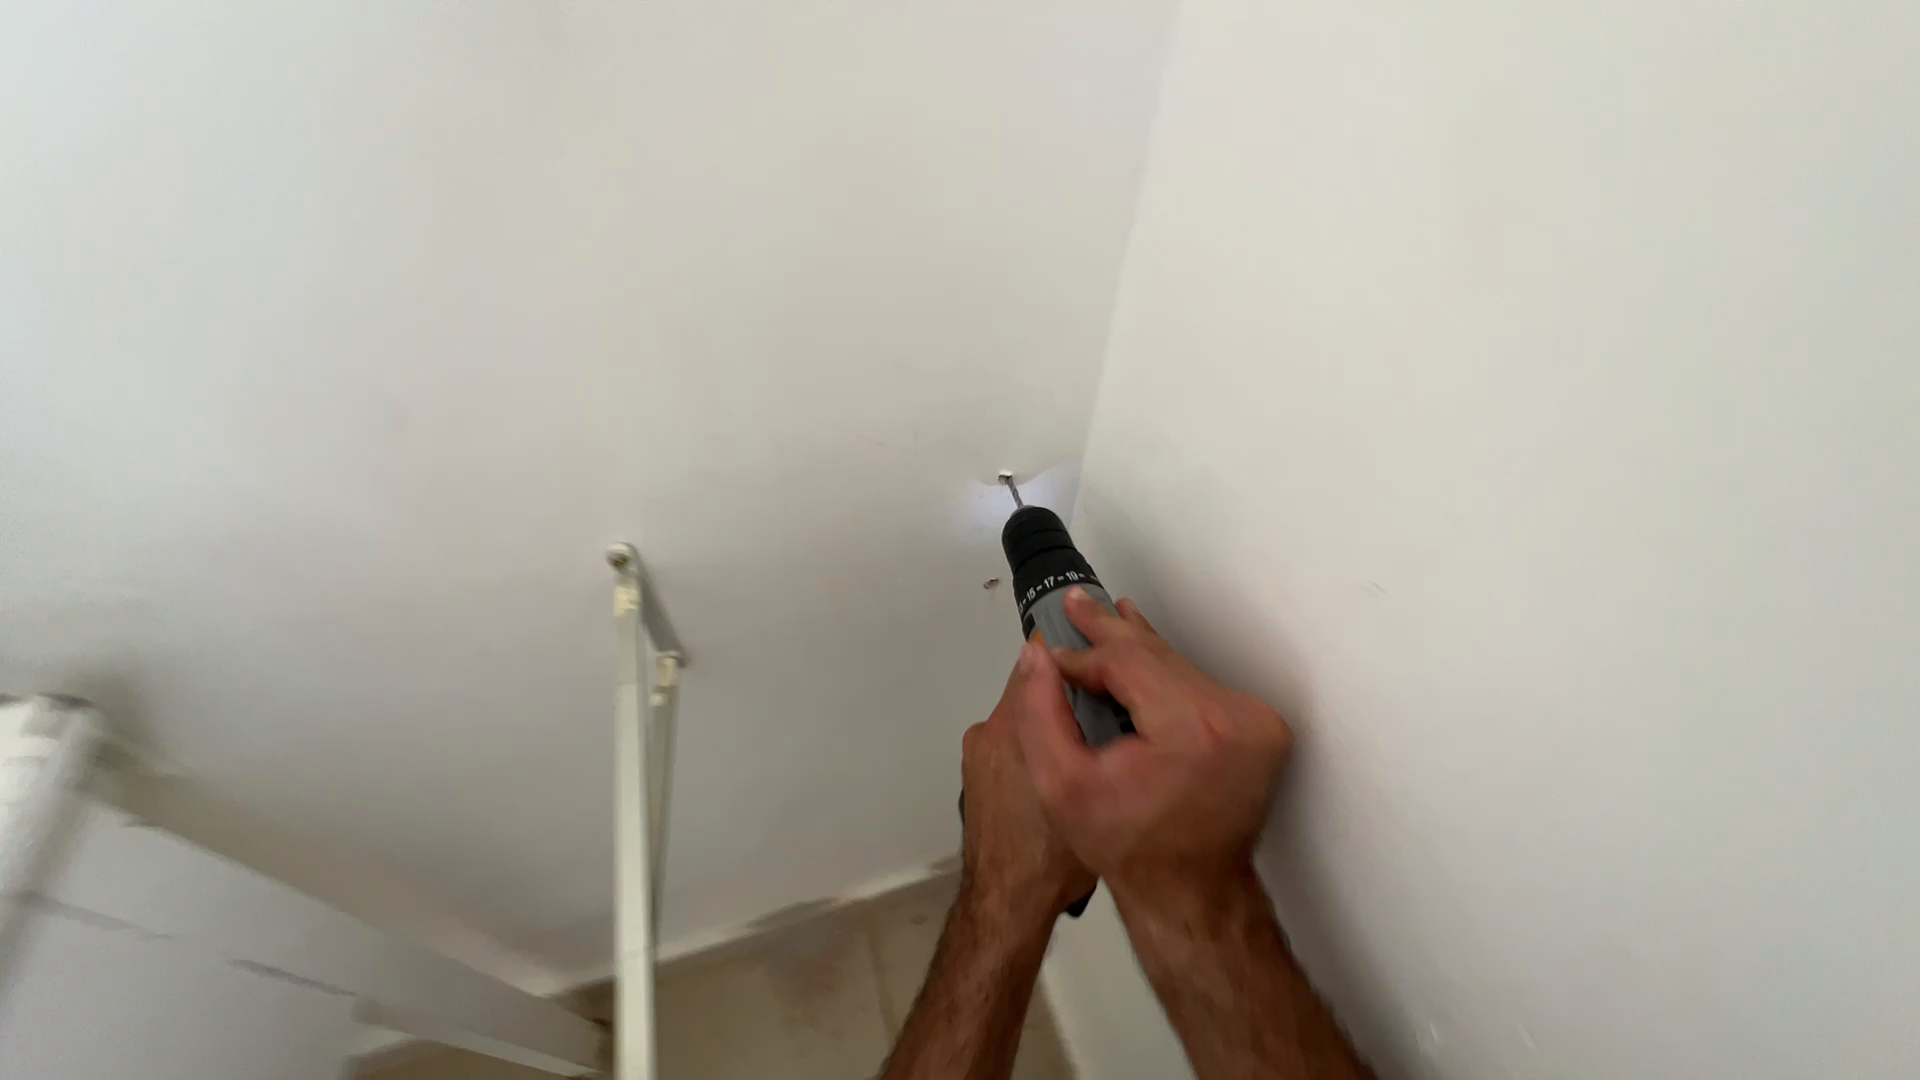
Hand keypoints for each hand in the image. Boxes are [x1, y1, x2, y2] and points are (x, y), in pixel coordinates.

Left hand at [960, 646, 1097, 925]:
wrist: (1007, 902)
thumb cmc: (1053, 851)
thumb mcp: (1087, 791)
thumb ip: (1089, 740)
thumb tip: (1101, 706)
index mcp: (1012, 728)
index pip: (1037, 667)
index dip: (1068, 663)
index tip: (1097, 667)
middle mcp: (987, 733)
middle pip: (1029, 695)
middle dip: (1061, 701)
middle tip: (1101, 717)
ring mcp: (976, 757)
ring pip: (1020, 724)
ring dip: (1045, 729)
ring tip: (1081, 756)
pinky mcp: (973, 779)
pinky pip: (1007, 748)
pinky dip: (1027, 753)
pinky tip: (1053, 782)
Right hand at [1014, 588, 1292, 904]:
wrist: (1192, 891)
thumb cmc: (1124, 846)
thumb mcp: (1060, 786)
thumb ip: (1039, 712)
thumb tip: (1037, 652)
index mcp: (1192, 729)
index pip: (1127, 663)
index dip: (1083, 657)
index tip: (1052, 658)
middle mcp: (1235, 716)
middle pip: (1155, 655)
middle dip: (1108, 633)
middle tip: (1075, 602)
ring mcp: (1255, 720)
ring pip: (1175, 665)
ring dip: (1134, 648)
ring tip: (1101, 615)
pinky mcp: (1259, 726)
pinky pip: (1194, 682)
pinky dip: (1160, 670)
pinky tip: (1139, 647)